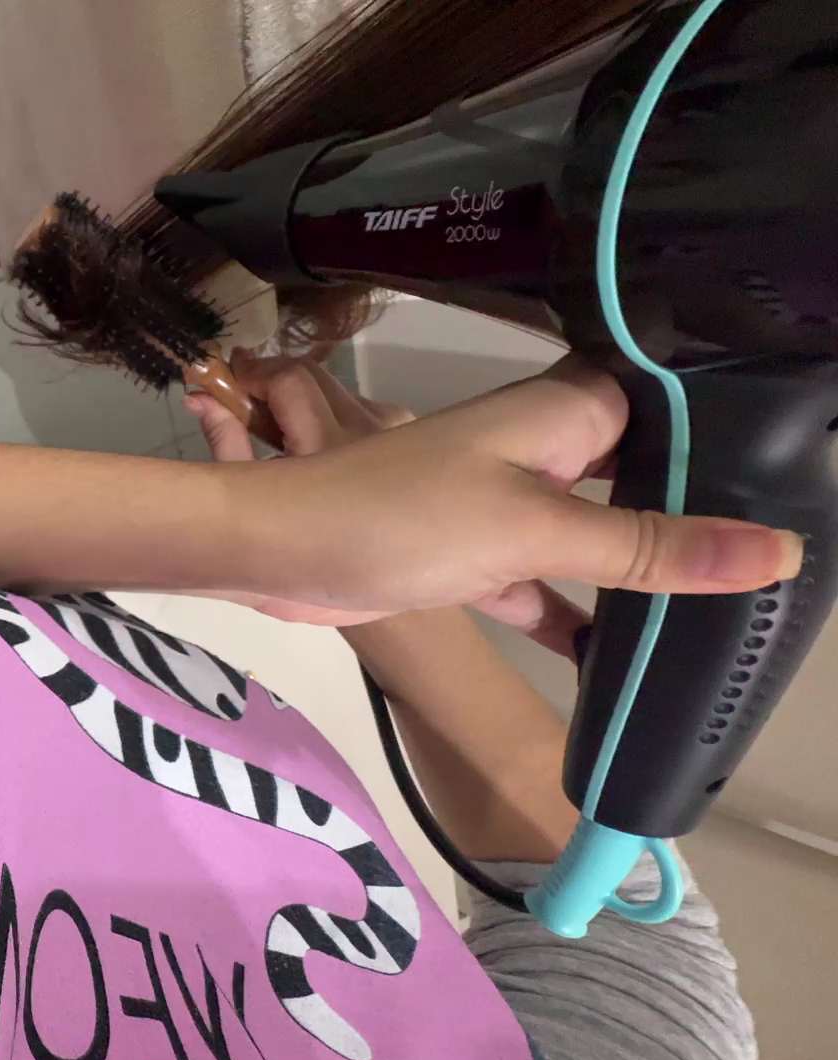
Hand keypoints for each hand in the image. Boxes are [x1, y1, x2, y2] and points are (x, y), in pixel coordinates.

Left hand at [190, 350, 801, 640]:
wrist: (275, 553)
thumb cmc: (395, 519)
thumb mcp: (532, 528)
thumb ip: (647, 543)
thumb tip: (781, 551)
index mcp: (555, 418)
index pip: (669, 402)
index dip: (732, 429)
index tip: (806, 472)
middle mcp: (530, 455)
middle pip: (639, 476)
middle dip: (702, 512)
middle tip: (787, 563)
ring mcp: (492, 510)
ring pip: (590, 537)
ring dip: (644, 571)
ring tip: (735, 614)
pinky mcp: (460, 559)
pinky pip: (536, 584)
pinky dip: (571, 613)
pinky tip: (629, 656)